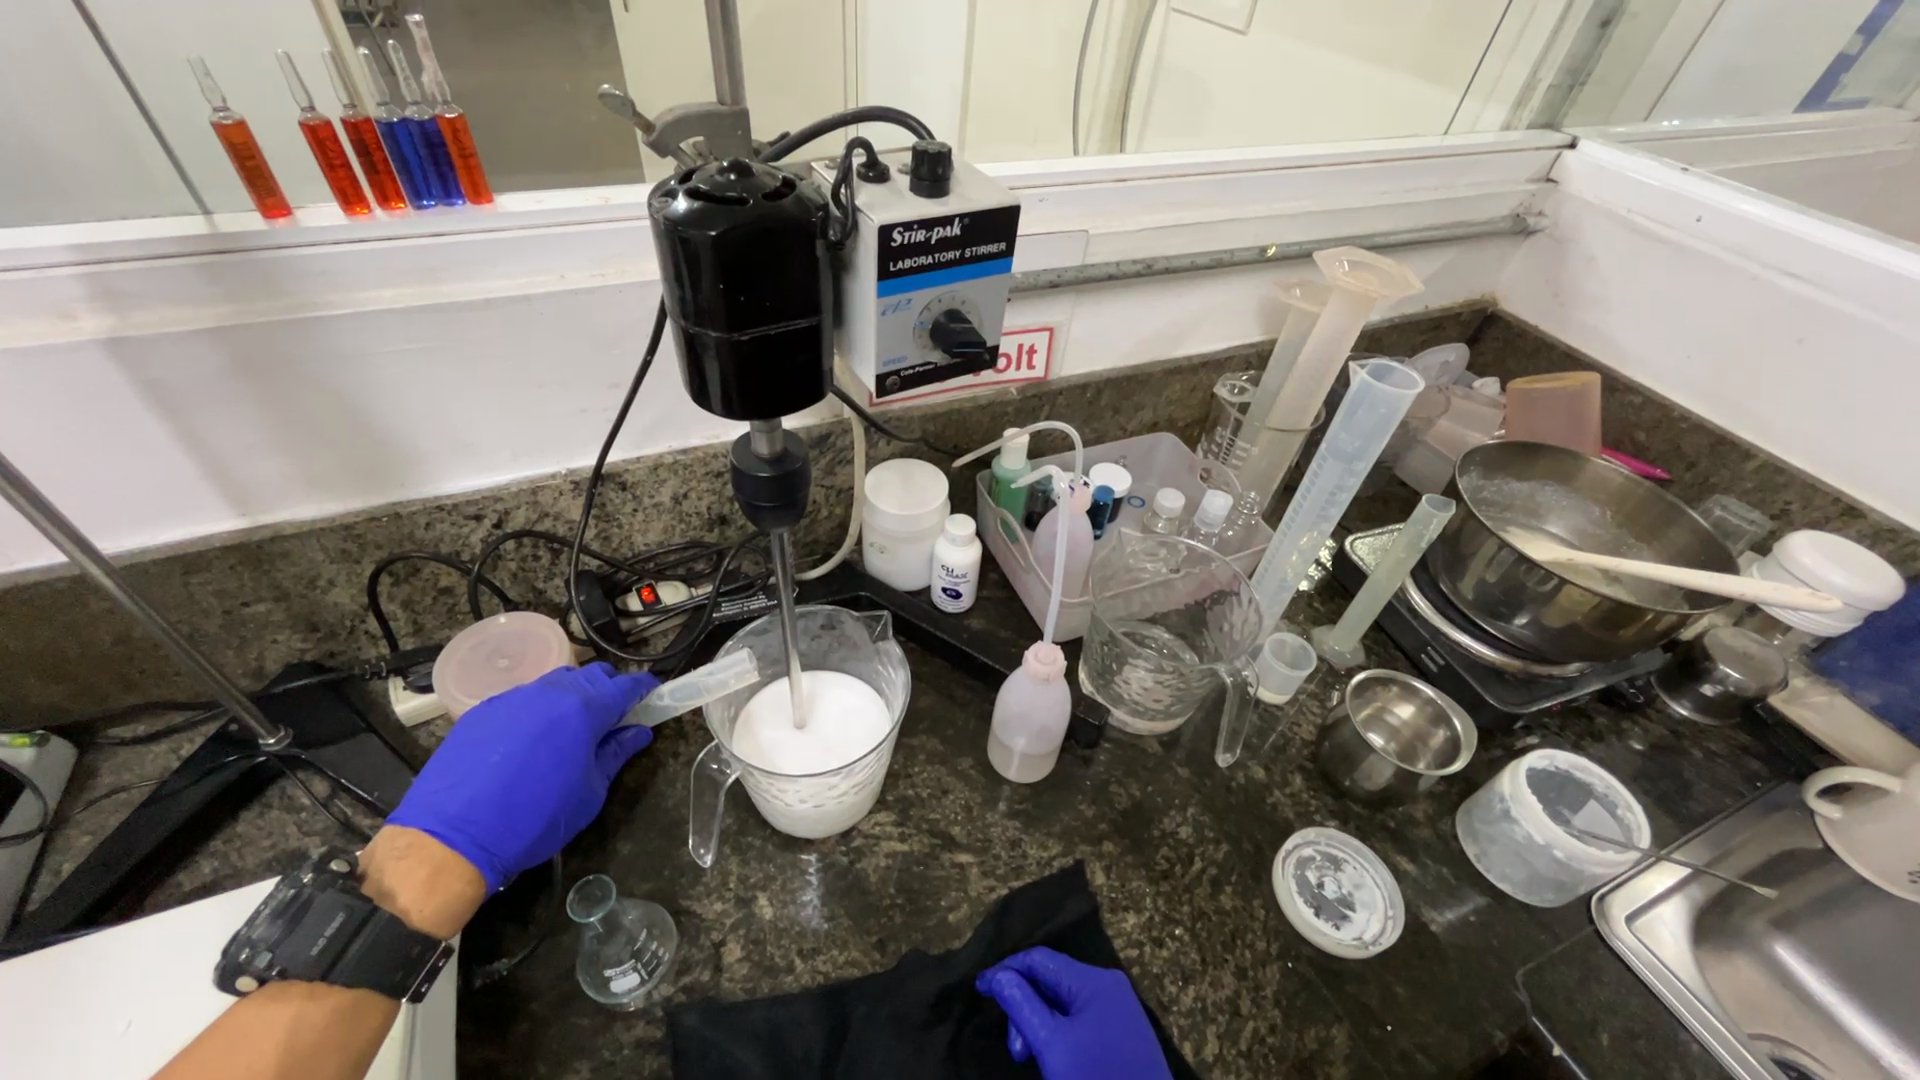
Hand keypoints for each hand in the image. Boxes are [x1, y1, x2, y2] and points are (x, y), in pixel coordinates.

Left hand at [387, 663, 659, 891]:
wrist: (452, 839)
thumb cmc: (535, 818)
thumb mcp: (590, 793)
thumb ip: (616, 755)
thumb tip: (638, 733)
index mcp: (584, 710)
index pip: (626, 685)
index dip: (643, 688)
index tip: (652, 695)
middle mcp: (550, 693)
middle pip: (591, 675)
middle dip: (610, 688)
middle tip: (615, 715)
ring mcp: (513, 698)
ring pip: (555, 683)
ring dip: (574, 695)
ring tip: (574, 725)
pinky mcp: (483, 711)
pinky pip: (523, 699)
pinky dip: (540, 709)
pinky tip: (533, 739)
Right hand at [976, 947, 1173, 1079]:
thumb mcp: (1052, 1045)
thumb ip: (1022, 1005)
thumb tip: (998, 976)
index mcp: (1094, 980)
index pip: (1038, 959)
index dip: (1005, 970)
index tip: (978, 990)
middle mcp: (1108, 984)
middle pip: (1050, 980)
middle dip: (1025, 1008)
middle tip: (1016, 1050)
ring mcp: (1118, 1008)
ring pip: (1063, 1002)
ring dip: (1039, 1025)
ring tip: (1029, 1059)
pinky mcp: (1121, 1031)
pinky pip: (1079, 1017)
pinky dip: (1058, 1032)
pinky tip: (1051, 1056)